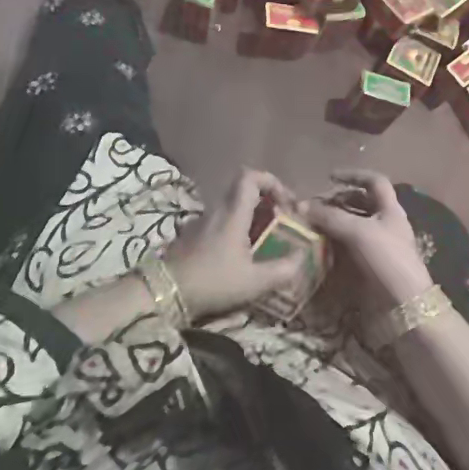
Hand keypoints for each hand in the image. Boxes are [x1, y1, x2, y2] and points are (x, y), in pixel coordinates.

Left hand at [164, 170, 305, 319]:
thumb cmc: (212, 283)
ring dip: (253, 216)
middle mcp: (217, 211)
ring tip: (267, 240)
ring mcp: (202, 222)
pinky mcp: (193, 236)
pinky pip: (221, 221)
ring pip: (232, 206)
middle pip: (243, 189)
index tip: (287, 204)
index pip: (251, 177)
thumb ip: (283, 269)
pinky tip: (244, 253)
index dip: (272, 182)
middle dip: (267, 200)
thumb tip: (302, 258)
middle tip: (282, 222)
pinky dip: (237, 228)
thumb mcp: (254, 282)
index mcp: (233, 214)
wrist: (165, 292)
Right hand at [301, 170, 433, 309]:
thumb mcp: (358, 231)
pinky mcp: (368, 264)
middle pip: (361, 203)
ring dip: (332, 222)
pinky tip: (318, 244)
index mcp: (390, 209)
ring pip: (352, 225)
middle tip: (314, 206)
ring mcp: (377, 245)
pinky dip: (333, 242)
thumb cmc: (386, 259)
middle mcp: (385, 223)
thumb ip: (329, 217)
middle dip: (337, 201)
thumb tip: (301, 205)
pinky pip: (348, 246)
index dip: (353, 175)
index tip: (329, 177)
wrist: (402, 304)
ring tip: (311, 224)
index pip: (374, 181)